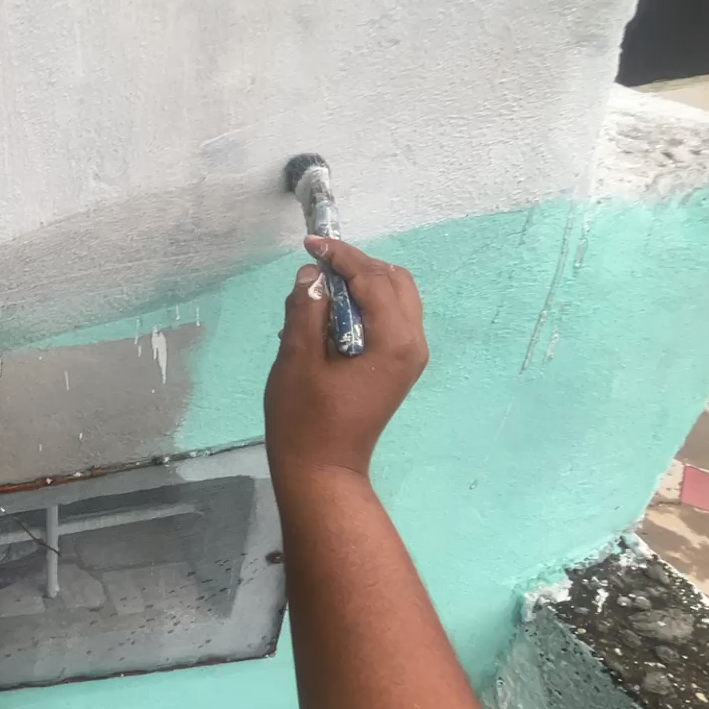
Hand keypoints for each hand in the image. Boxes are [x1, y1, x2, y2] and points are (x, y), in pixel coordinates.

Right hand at [264, 237, 427, 483]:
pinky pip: (387, 318)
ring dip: (359, 284)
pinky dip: (362, 305)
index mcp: (393, 341)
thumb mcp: (296, 360)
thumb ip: (306, 311)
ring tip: (317, 288)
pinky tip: (327, 315)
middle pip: (394, 282)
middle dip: (355, 265)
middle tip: (314, 264)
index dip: (341, 256)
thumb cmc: (304, 416)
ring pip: (394, 298)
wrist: (321, 466)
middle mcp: (412, 343)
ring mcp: (408, 356)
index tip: (309, 243)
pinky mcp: (396, 365)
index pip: (373, 279)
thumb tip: (312, 276)